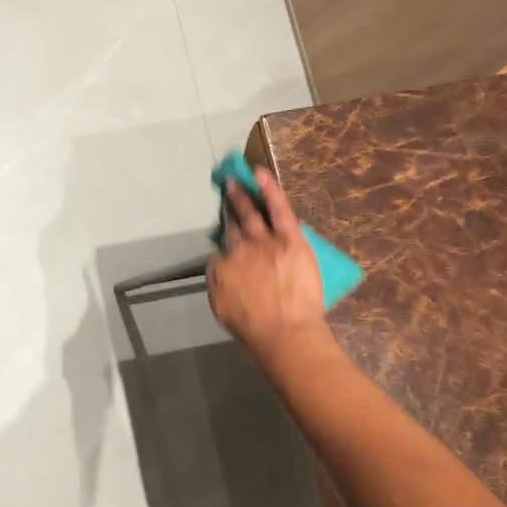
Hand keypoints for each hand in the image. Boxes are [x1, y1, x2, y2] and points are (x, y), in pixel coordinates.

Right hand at [207, 168, 331, 352]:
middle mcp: (240, 249)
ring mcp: (265, 242)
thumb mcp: (221, 306)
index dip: (226, 242)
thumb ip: (217, 281)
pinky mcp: (289, 239)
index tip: (229, 237)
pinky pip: (278, 208)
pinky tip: (260, 173)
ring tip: (237, 182)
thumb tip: (219, 264)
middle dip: (230, 208)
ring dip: (243, 195)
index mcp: (223, 266)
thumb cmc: (252, 327)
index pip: (222, 249)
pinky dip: (269, 189)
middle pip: (234, 225)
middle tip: (226, 190)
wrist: (284, 332)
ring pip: (251, 214)